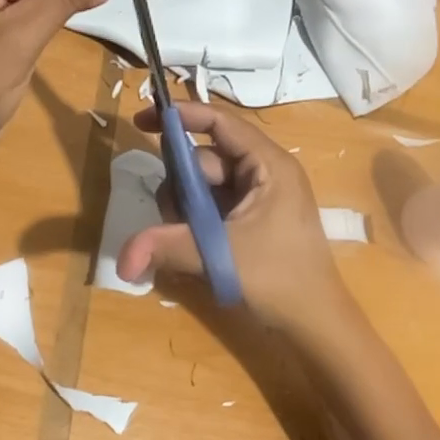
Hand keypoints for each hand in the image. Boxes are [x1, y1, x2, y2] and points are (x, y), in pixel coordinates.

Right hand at [118, 102, 352, 335]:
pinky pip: (213, 206)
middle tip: (172, 220)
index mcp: (269, 165)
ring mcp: (259, 197)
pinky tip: (193, 248)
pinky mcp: (253, 220)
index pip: (220, 122)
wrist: (317, 323)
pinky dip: (196, 221)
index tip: (142, 121)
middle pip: (205, 158)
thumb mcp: (219, 256)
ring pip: (205, 185)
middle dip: (180, 185)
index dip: (181, 116)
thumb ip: (167, 246)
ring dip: (186, 208)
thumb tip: (121, 259)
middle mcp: (265, 172)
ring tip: (186, 242)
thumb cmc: (279, 278)